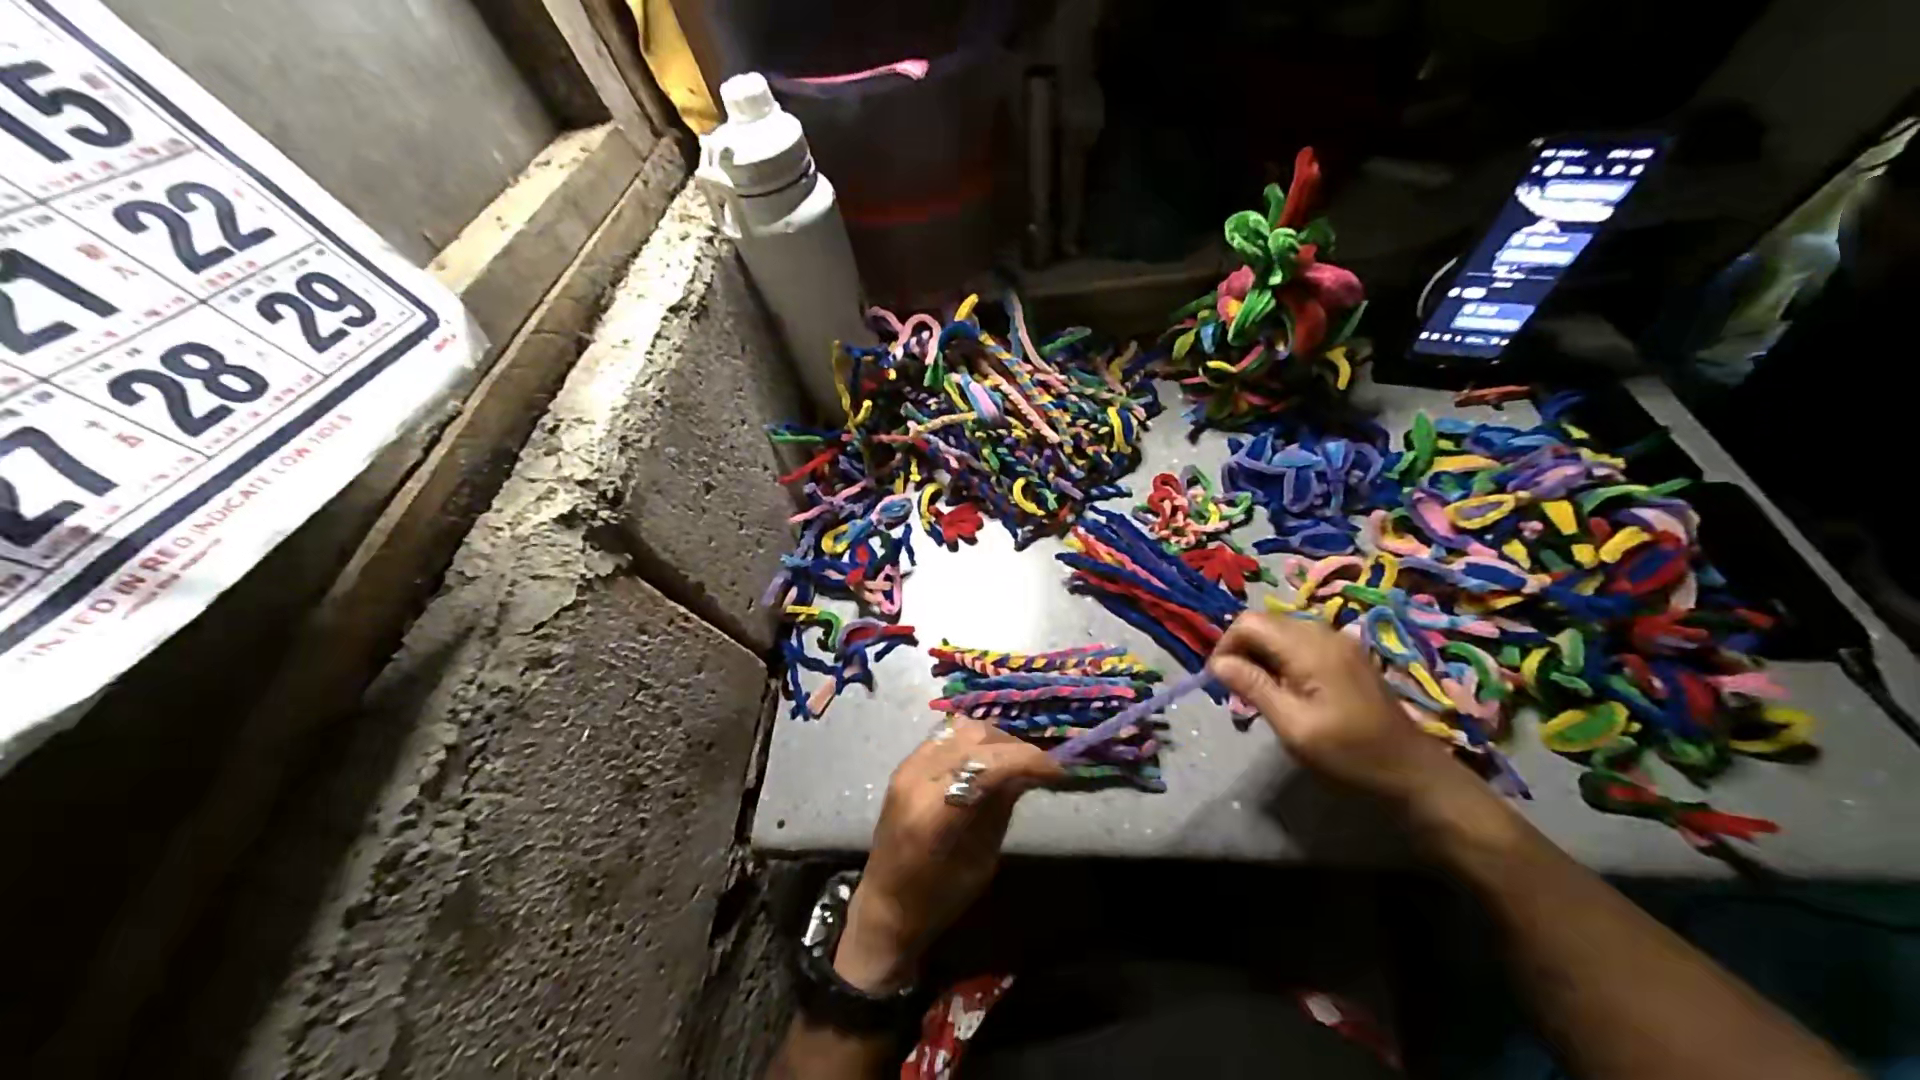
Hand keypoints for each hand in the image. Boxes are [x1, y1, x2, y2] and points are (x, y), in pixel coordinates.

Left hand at [835, 718, 1062, 993]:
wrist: (884, 904)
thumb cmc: (936, 899)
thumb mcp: (981, 861)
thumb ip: (1001, 809)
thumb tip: (1027, 772)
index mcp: (933, 814)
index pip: (987, 765)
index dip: (1028, 760)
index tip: (1058, 771)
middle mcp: (916, 779)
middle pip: (976, 739)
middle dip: (1015, 748)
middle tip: (1040, 770)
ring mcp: (907, 766)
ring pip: (962, 729)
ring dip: (996, 741)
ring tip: (1016, 764)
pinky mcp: (906, 763)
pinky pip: (948, 735)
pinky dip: (975, 741)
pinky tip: (989, 760)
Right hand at [1208, 612, 1463, 805]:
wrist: (1413, 772)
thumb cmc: (1350, 754)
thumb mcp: (1293, 726)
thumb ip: (1254, 688)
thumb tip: (1217, 663)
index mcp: (1311, 648)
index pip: (1249, 622)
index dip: (1226, 645)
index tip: (1219, 680)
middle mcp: (1324, 634)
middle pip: (1264, 622)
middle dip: (1241, 650)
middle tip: (1237, 690)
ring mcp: (1339, 642)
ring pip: (1280, 631)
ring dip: (1260, 655)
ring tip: (1258, 691)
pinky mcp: (1345, 654)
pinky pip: (1300, 642)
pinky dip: (1281, 658)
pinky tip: (1285, 689)